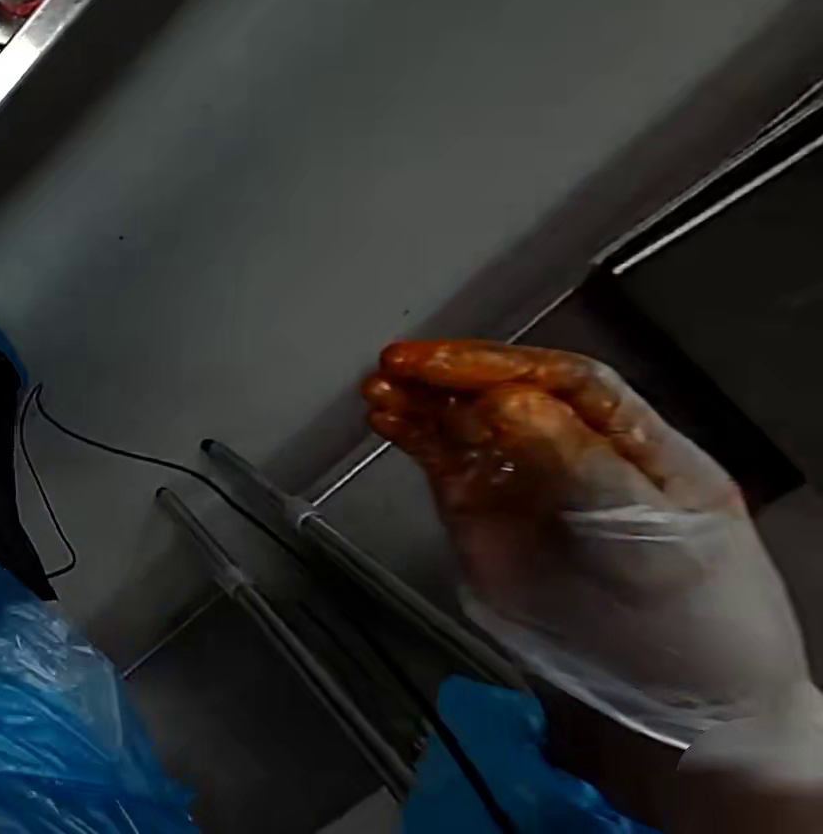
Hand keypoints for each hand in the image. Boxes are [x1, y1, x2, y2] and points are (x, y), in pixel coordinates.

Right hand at [363, 340, 810, 746]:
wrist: (647, 692)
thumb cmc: (681, 617)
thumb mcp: (646, 541)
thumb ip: (577, 466)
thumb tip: (505, 400)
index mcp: (634, 444)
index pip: (567, 381)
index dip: (502, 364)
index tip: (443, 364)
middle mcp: (567, 444)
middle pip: (500, 388)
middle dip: (446, 371)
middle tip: (393, 363)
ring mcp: (513, 468)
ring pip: (456, 414)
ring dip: (414, 395)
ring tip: (374, 389)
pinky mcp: (470, 493)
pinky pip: (432, 448)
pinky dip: (404, 429)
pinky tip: (380, 418)